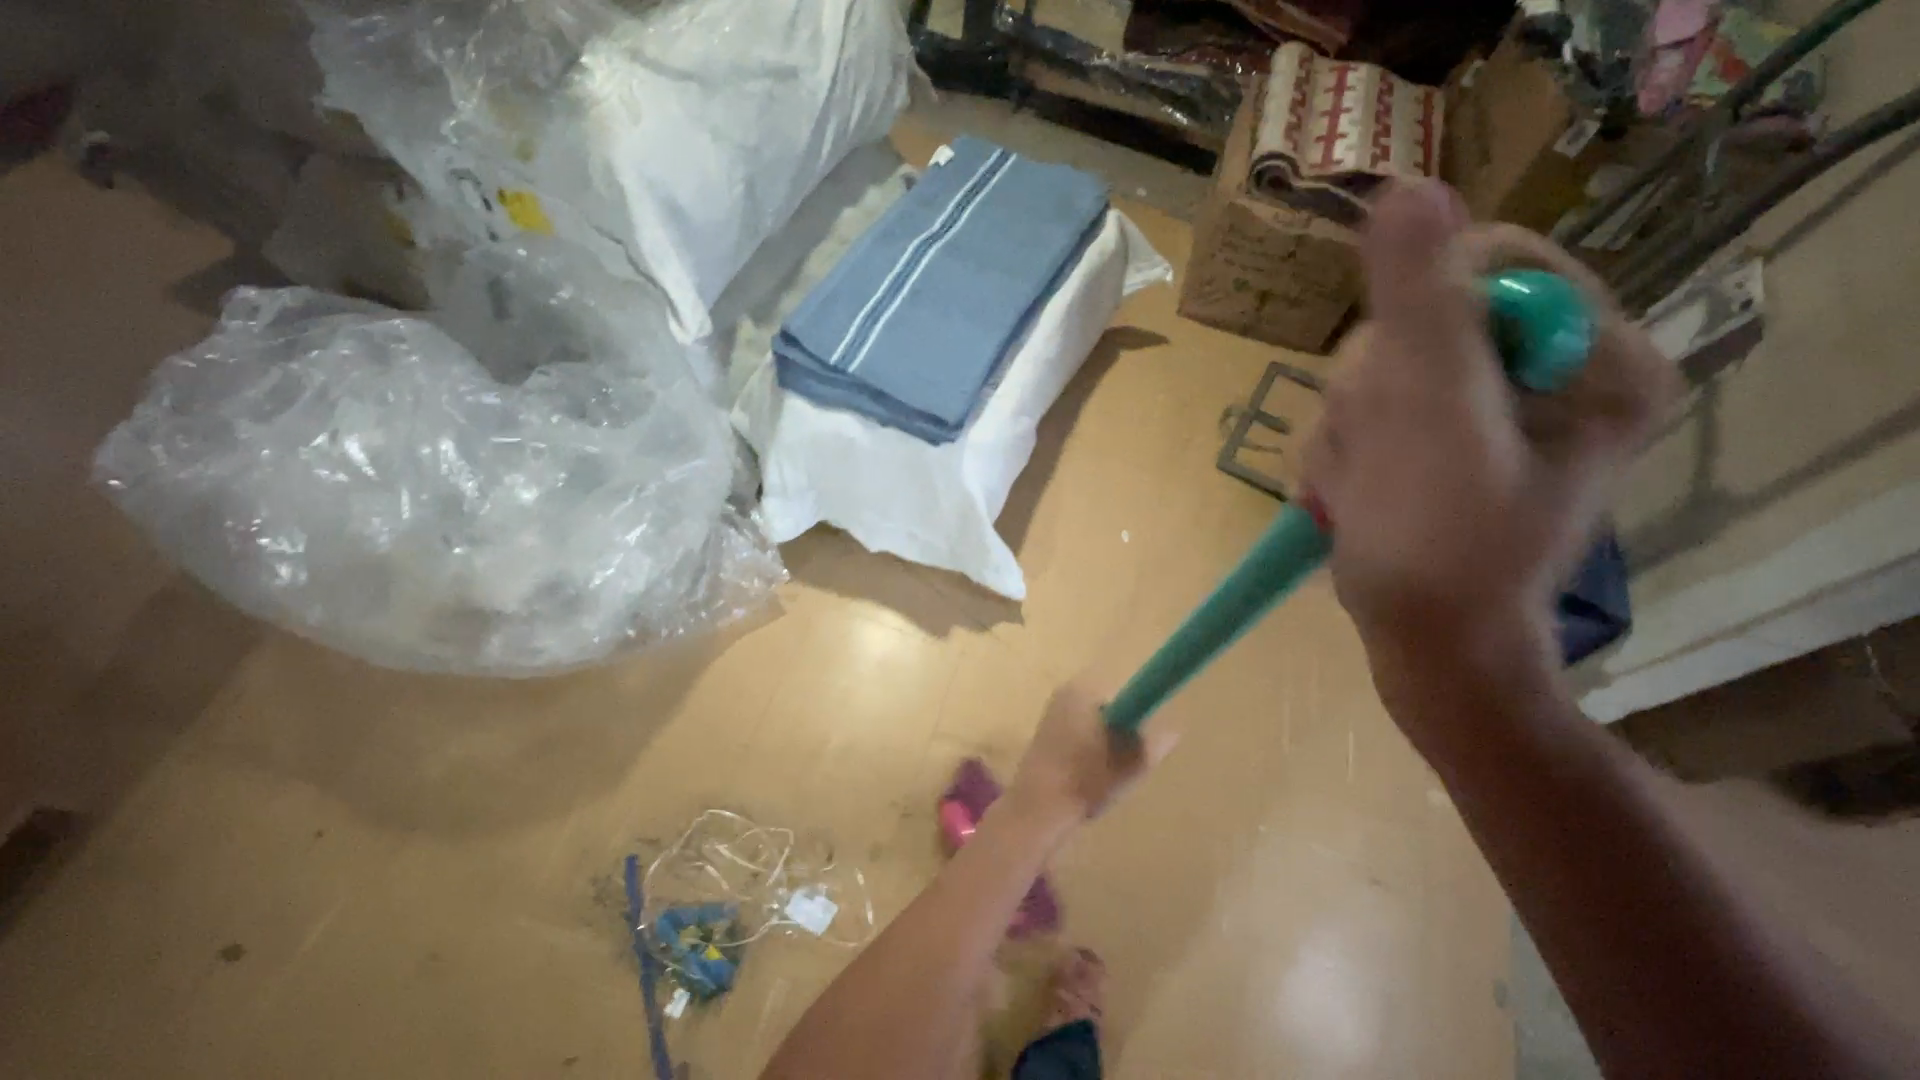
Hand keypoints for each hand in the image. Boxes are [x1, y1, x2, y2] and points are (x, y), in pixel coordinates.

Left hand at [1004, 677, 1177, 829]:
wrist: (1038, 810)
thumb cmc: (1086, 779)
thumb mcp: (1132, 763)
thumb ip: (1155, 741)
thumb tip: (1172, 728)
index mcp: (1084, 689)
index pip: (1126, 687)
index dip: (1141, 710)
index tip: (1145, 737)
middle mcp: (1064, 693)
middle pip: (1111, 706)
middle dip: (1123, 729)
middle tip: (1128, 759)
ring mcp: (1050, 713)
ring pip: (1095, 723)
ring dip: (1106, 743)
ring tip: (1107, 772)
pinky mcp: (1043, 735)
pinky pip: (1079, 736)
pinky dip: (1089, 752)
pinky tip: (1088, 776)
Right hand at [1302, 182, 1677, 698]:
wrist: (1425, 646)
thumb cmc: (1442, 548)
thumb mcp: (1431, 419)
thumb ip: (1421, 303)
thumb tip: (1407, 184)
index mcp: (1597, 354)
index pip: (1493, 260)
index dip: (1420, 310)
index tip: (1402, 387)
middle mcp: (1551, 371)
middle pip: (1423, 317)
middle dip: (1377, 392)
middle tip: (1383, 459)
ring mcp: (1487, 407)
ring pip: (1380, 366)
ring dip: (1351, 429)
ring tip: (1367, 489)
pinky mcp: (1440, 436)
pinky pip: (1367, 407)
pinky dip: (1346, 452)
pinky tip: (1358, 494)